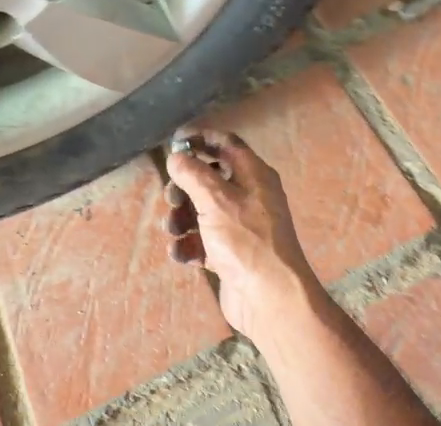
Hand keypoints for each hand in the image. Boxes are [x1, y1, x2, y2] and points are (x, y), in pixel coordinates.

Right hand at [164, 129, 322, 337]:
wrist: (270, 300)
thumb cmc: (245, 240)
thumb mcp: (215, 198)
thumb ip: (192, 173)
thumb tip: (176, 156)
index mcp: (253, 175)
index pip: (225, 144)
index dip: (200, 139)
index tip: (174, 143)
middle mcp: (249, 197)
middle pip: (208, 179)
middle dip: (184, 188)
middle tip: (171, 198)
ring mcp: (241, 227)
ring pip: (202, 211)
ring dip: (182, 218)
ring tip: (174, 231)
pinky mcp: (231, 255)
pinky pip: (204, 241)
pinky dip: (190, 245)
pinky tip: (180, 254)